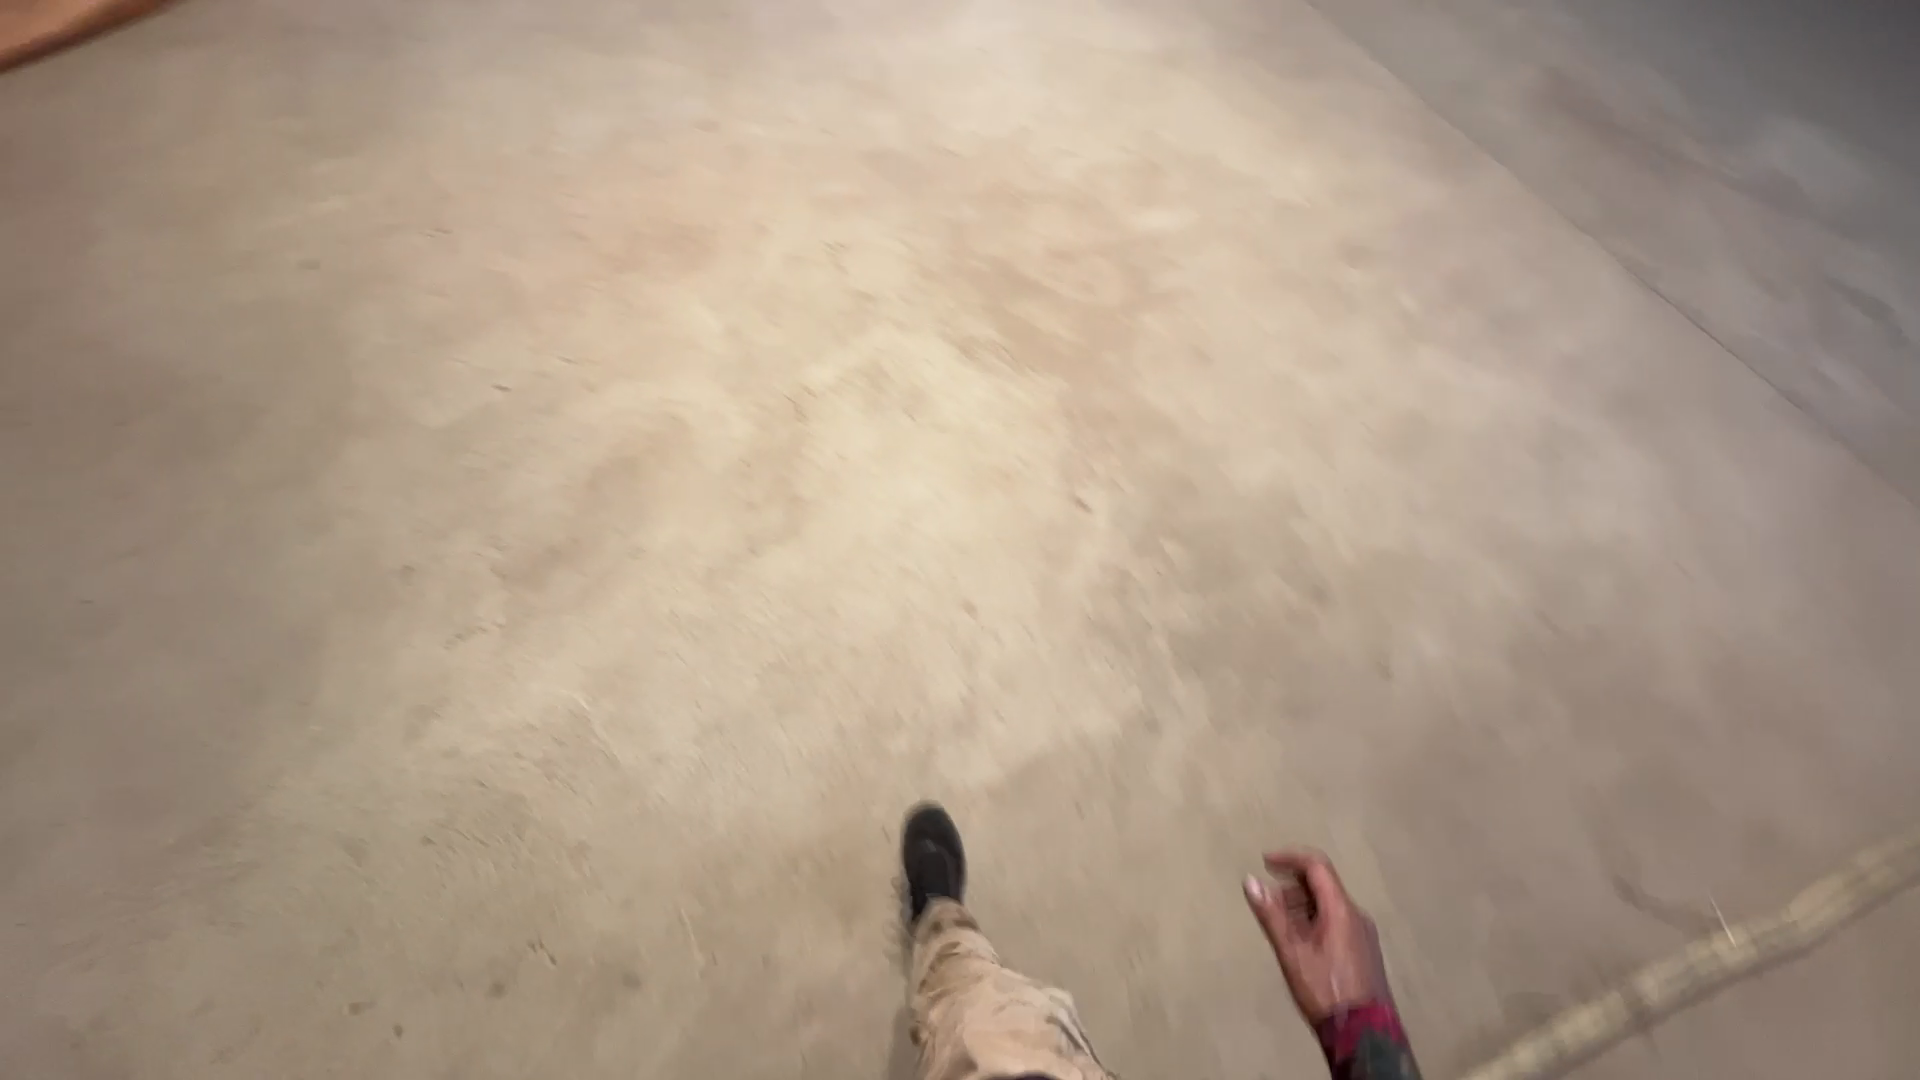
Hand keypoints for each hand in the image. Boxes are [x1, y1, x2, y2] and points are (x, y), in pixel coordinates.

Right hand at [1243, 849, 1392, 1023]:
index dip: (1289, 857)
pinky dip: (1314, 919)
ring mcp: (1364, 933)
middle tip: (1269, 903)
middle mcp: (1357, 915)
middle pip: (1322, 884)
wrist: (1366, 1037)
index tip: (1265, 862)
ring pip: (1329, 903)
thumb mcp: (1292, 952)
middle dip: (1291, 886)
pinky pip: (1337, 920)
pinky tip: (1301, 942)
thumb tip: (1250, 881)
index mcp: (1342, 910)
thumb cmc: (1325, 990)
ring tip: (1281, 926)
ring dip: (1301, 904)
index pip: (1317, 865)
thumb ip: (1271, 914)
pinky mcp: (1365, 950)